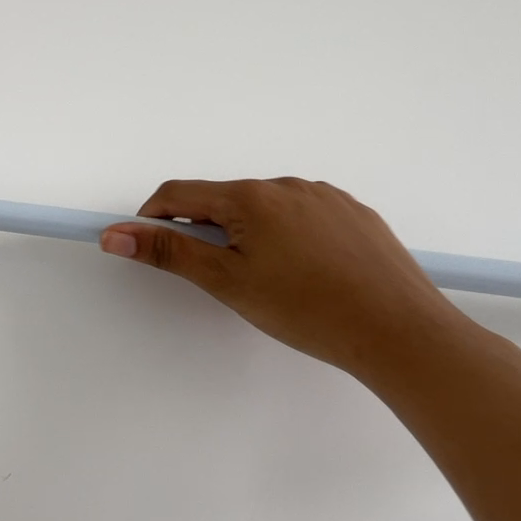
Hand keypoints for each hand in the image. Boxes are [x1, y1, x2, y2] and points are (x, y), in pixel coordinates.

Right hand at [101, 178, 477, 380]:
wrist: (405, 336)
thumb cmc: (310, 310)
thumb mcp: (226, 282)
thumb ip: (167, 252)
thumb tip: (115, 235)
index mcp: (249, 196)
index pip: (178, 193)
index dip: (155, 217)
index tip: (152, 245)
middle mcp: (286, 185)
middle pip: (223, 200)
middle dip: (208, 230)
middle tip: (221, 275)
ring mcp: (326, 197)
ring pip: (265, 208)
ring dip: (251, 231)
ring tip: (271, 279)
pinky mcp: (357, 214)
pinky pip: (305, 214)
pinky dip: (291, 235)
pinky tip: (308, 272)